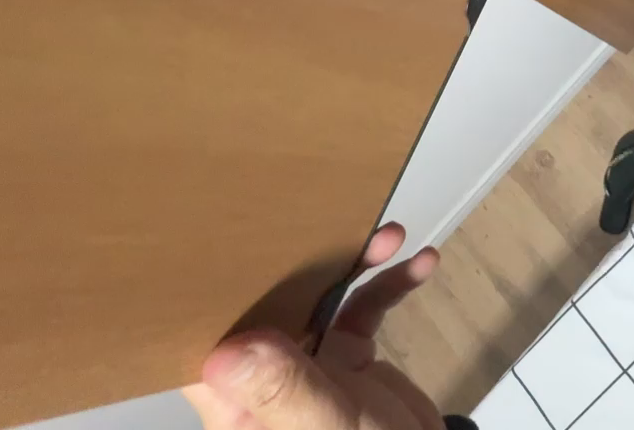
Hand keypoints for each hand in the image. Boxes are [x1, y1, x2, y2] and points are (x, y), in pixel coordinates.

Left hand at [183, 224, 445, 429]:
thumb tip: (227, 348)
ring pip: (324, 300)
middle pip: (274, 307)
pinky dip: (393, 284)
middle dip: (308, 261)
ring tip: (393, 236)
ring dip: (359, 265)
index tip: (234, 242)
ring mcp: (311, 369)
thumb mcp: (328, 428)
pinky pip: (366, 309)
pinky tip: (423, 265)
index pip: (211, 343)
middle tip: (339, 223)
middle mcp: (267, 384)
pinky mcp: (349, 359)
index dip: (217, 294)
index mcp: (240, 407)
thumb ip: (285, 389)